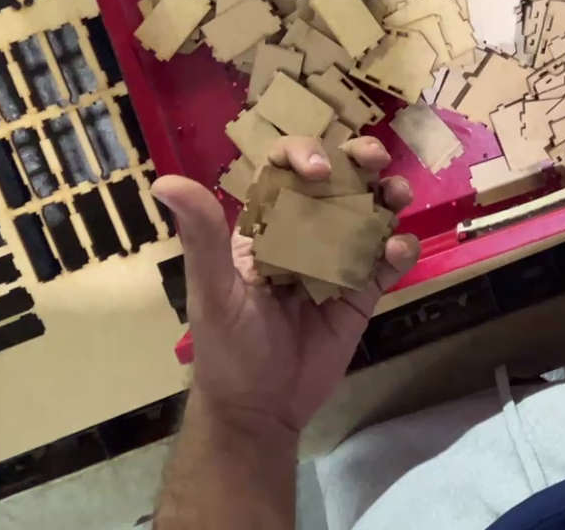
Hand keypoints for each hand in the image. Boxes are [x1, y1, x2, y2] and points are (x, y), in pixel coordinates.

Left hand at [151, 136, 419, 436]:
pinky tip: (396, 252)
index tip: (320, 170)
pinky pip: (388, 258)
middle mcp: (307, 230)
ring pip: (371, 210)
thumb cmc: (227, 347)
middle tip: (377, 159)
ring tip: (398, 197)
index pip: (284, 168)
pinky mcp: (364, 289)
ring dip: (389, 195)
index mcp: (268, 222)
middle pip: (339, 177)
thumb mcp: (213, 290)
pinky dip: (399, 248)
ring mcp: (339, 258)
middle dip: (361, 159)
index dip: (304, 153)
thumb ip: (202, 236)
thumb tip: (164, 182)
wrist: (260, 411)